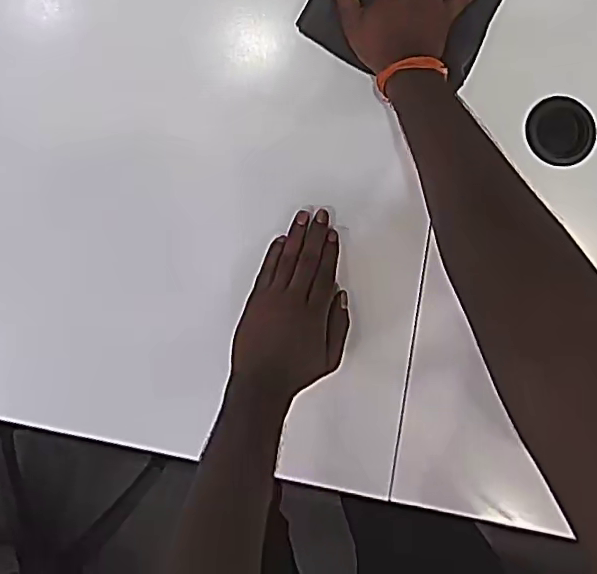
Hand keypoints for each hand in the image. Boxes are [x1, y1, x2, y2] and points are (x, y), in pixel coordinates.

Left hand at [229, 209, 349, 406]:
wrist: (260, 381)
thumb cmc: (293, 372)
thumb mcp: (329, 357)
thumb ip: (338, 325)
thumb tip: (339, 297)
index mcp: (314, 313)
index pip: (324, 273)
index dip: (330, 251)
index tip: (332, 234)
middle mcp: (293, 300)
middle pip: (308, 259)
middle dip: (316, 234)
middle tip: (321, 215)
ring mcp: (273, 297)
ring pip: (287, 258)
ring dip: (295, 235)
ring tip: (302, 218)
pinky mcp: (257, 298)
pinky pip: (268, 269)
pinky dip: (274, 253)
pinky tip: (281, 240)